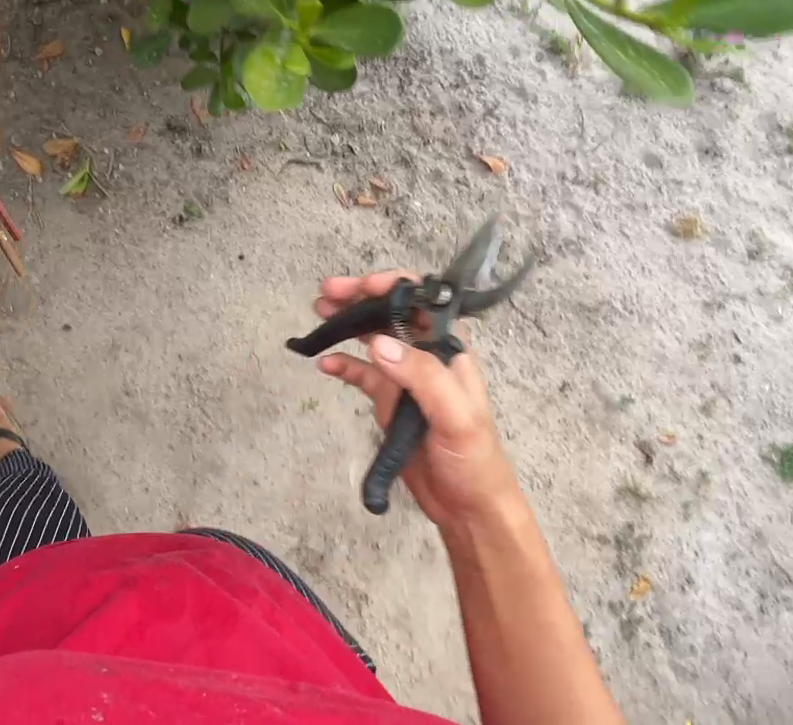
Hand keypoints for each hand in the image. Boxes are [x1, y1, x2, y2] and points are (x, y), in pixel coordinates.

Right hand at [313, 271, 521, 530]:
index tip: (360, 285)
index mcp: (448, 351)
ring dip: (347, 323)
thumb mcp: (454, 415)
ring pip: (372, 338)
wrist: (469, 507)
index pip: (420, 303)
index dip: (391, 287)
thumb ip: (420, 376)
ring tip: (319, 312)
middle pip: (390, 314)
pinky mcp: (388, 401)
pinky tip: (324, 363)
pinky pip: (361, 374)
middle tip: (325, 292)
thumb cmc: (473, 459)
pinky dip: (342, 364)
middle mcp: (425, 356)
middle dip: (359, 298)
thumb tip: (378, 343)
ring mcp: (404, 378)